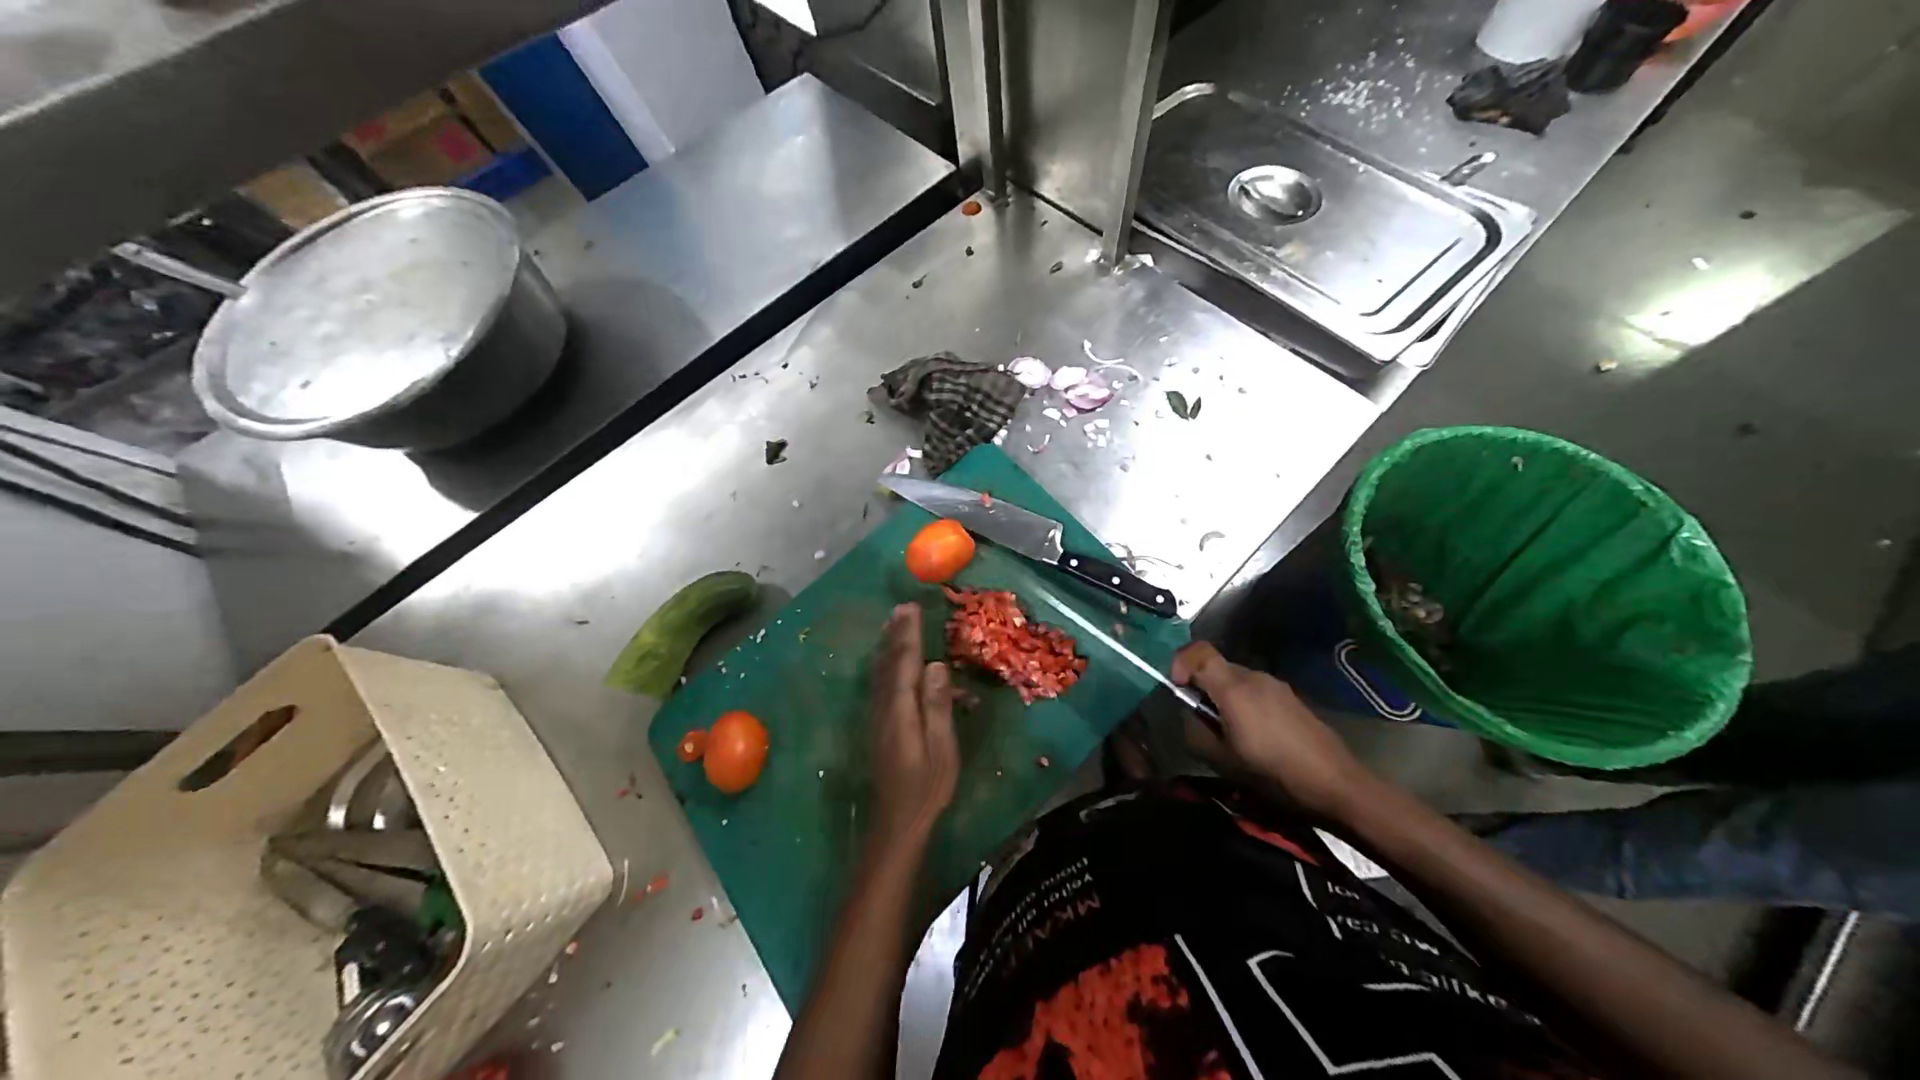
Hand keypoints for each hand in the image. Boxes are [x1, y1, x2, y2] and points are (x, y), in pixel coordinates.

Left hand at [867, 604, 959, 853]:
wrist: (896, 822)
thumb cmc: (926, 786)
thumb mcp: (941, 747)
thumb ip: (937, 705)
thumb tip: (937, 665)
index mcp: (900, 710)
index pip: (904, 662)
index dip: (908, 634)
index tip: (912, 608)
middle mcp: (883, 707)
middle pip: (888, 663)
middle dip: (895, 634)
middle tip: (901, 608)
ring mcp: (877, 717)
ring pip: (881, 673)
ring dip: (888, 647)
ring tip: (894, 624)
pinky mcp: (878, 727)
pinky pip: (881, 686)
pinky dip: (887, 666)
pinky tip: (893, 663)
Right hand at [1172, 642, 1374, 818]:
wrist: (1335, 782)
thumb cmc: (1273, 771)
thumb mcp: (1221, 758)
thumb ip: (1195, 730)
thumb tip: (1189, 714)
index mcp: (1233, 687)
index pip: (1198, 652)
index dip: (1180, 662)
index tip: (1178, 688)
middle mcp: (1254, 676)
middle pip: (1215, 666)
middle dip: (1201, 686)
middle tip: (1202, 720)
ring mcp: (1275, 685)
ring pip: (1235, 679)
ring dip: (1224, 697)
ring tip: (1230, 732)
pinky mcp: (1290, 697)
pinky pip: (1255, 690)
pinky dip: (1244, 704)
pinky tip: (1255, 736)